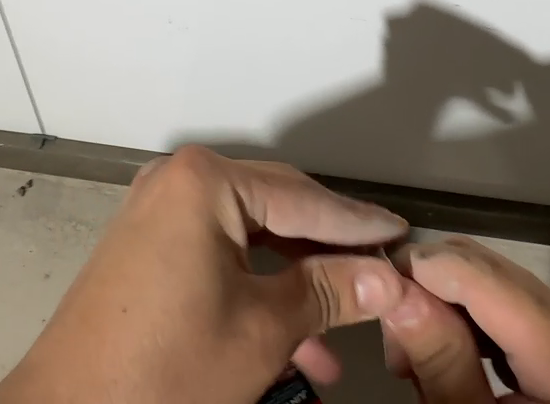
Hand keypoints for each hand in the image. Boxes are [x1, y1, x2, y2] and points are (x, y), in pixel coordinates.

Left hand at [0, 147, 410, 403]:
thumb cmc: (162, 369)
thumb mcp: (262, 331)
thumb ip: (329, 293)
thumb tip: (384, 277)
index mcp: (205, 182)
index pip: (304, 197)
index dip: (358, 223)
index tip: (400, 234)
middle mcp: (180, 180)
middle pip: (278, 207)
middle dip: (329, 251)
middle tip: (381, 272)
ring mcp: (160, 209)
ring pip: (252, 235)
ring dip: (295, 279)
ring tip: (343, 323)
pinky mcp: (150, 242)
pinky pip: (220, 251)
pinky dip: (256, 285)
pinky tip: (293, 335)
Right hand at [380, 236, 549, 403]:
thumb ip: (443, 365)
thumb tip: (397, 292)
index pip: (477, 273)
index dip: (416, 270)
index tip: (373, 303)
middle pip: (482, 266)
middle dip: (426, 289)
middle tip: (397, 350)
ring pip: (490, 275)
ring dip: (443, 302)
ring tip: (419, 361)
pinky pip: (508, 299)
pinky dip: (470, 316)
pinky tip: (452, 357)